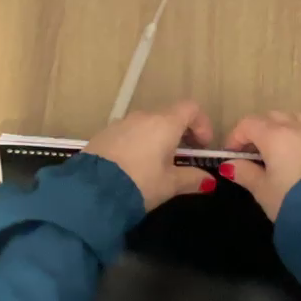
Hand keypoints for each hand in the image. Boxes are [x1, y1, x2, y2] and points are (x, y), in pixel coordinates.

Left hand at [84, 101, 217, 211]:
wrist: (91, 191)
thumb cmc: (139, 184)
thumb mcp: (169, 185)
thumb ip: (192, 179)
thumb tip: (209, 181)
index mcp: (164, 123)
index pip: (190, 108)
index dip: (202, 124)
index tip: (202, 147)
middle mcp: (142, 117)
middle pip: (168, 116)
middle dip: (180, 133)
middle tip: (184, 158)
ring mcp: (120, 124)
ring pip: (147, 124)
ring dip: (157, 138)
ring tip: (157, 165)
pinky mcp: (103, 134)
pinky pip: (128, 133)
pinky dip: (138, 143)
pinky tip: (134, 166)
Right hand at [220, 112, 300, 220]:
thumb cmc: (292, 201)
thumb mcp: (263, 191)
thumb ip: (245, 173)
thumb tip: (229, 165)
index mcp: (274, 136)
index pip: (248, 124)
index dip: (236, 137)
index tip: (231, 156)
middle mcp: (297, 128)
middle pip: (272, 117)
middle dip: (259, 131)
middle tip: (254, 154)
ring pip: (298, 118)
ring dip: (286, 128)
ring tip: (282, 149)